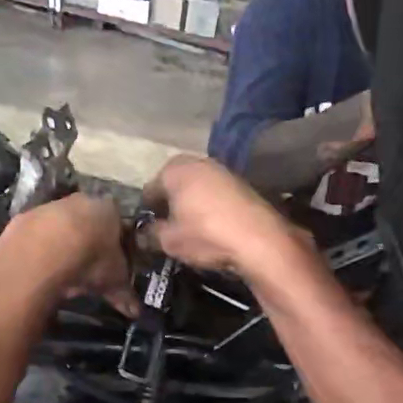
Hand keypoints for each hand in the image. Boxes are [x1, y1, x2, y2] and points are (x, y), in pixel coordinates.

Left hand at [0, 194, 139, 315]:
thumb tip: (136, 312)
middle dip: (89, 242)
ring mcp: (49, 206)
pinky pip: (37, 235)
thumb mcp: (113, 281)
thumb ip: (125, 294)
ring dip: (63, 244)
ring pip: (61, 226)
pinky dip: (40, 249)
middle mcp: (80, 201)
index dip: (117, 244)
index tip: (114, 263)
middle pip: (88, 221)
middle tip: (89, 268)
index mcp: (108, 210)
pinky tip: (42, 268)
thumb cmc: (90, 261)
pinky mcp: (24, 218)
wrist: (42, 254)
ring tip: (64, 271)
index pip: (118, 224)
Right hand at [144, 155, 310, 276]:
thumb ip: (151, 235)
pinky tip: (214, 225)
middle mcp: (197, 162)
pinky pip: (216, 193)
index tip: (149, 229)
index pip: (150, 190)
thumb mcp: (170, 241)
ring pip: (197, 187)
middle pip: (175, 183)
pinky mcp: (242, 183)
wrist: (259, 239)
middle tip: (170, 228)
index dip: (147, 211)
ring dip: (192, 203)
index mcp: (174, 169)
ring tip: (192, 228)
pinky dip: (211, 206)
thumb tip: (142, 234)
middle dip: (171, 203)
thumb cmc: (206, 235)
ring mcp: (222, 170)